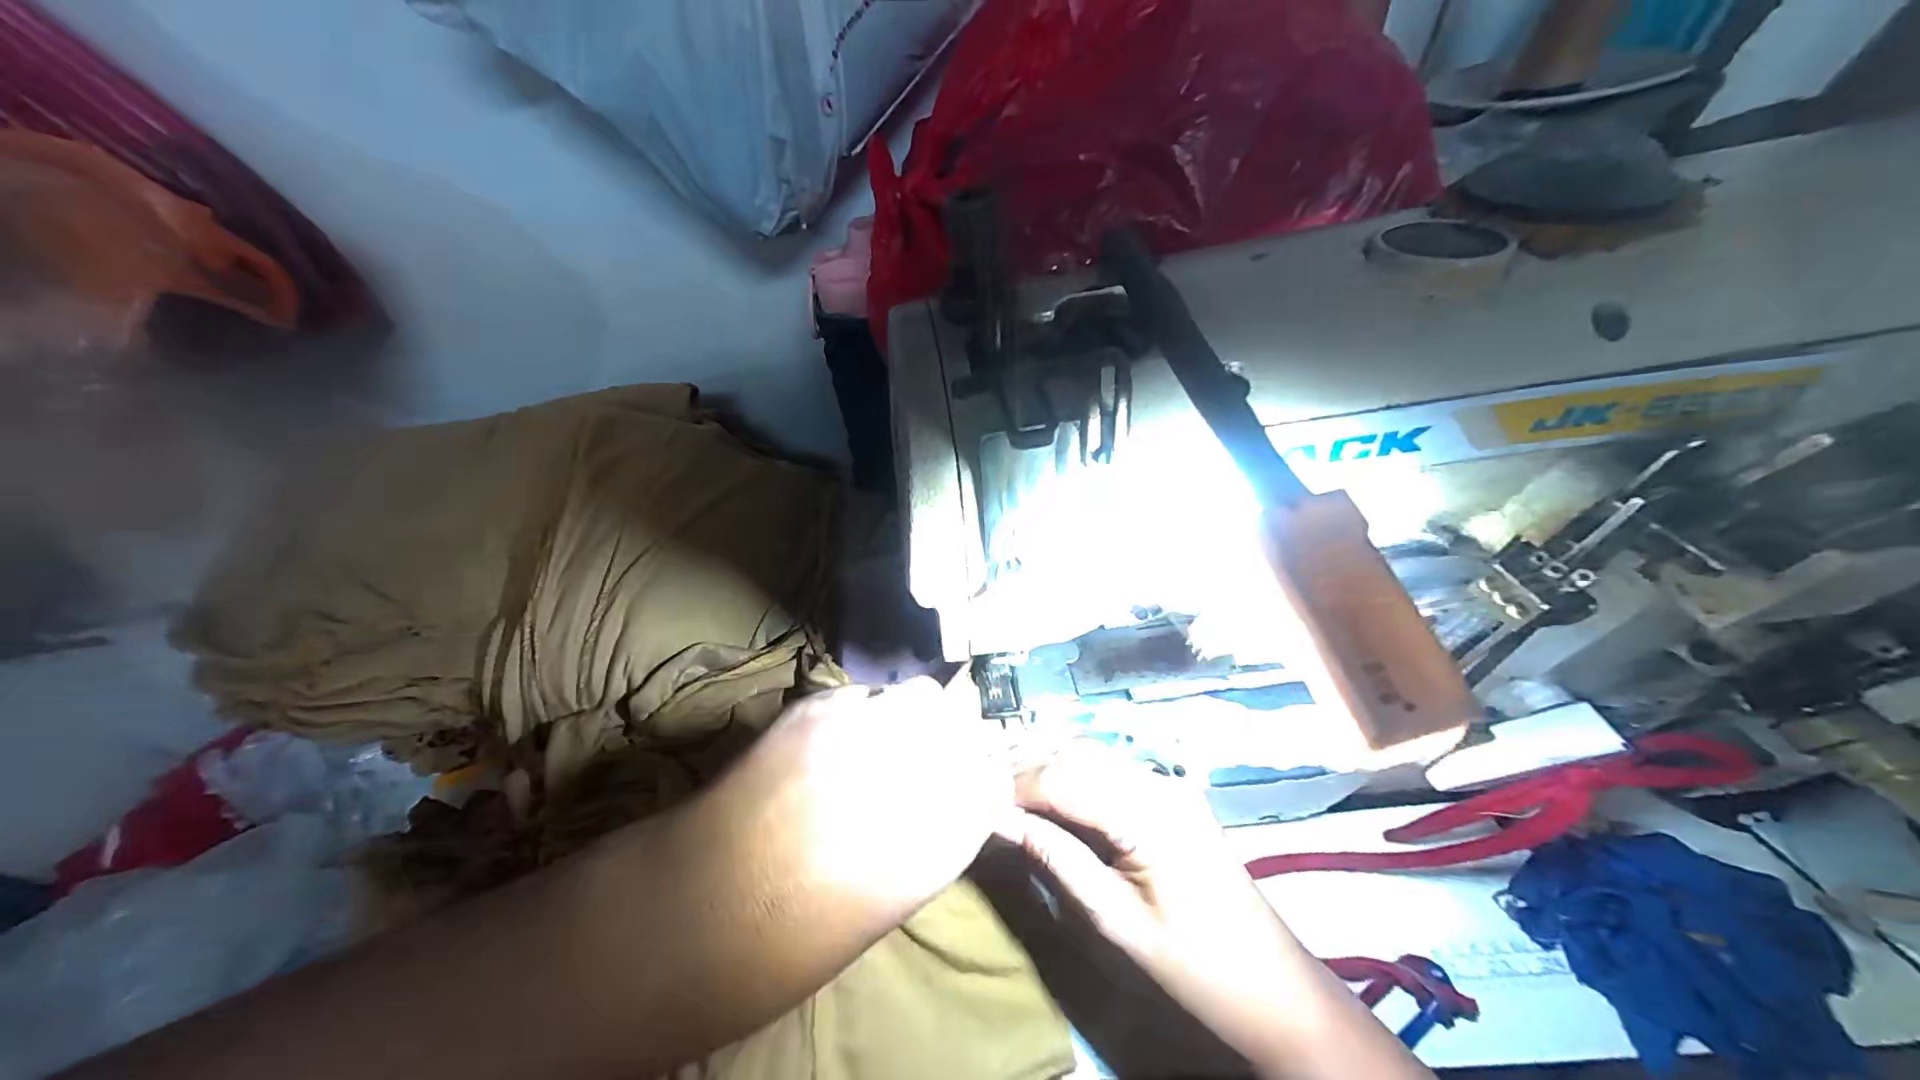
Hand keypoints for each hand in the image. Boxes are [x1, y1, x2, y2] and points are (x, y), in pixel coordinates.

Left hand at [706, 677, 1011, 919]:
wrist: (704, 906)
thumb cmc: (806, 926)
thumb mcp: (900, 891)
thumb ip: (941, 831)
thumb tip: (959, 790)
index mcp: (947, 833)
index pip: (995, 774)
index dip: (981, 773)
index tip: (967, 776)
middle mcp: (920, 768)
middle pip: (964, 722)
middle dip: (951, 735)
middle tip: (920, 755)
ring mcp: (868, 729)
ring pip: (920, 696)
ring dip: (910, 714)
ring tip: (879, 742)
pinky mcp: (819, 706)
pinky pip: (863, 696)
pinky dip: (860, 712)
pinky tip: (834, 743)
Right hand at [1002, 743, 1435, 1079]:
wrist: (1277, 993)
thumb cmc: (1194, 967)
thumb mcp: (1115, 925)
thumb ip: (1056, 862)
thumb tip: (998, 820)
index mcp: (1147, 811)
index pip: (1060, 776)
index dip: (1011, 788)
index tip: (973, 808)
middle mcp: (1157, 783)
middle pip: (1072, 756)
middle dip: (1023, 773)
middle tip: (982, 802)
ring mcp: (1167, 787)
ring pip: (1089, 758)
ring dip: (1045, 773)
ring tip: (1006, 803)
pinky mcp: (1170, 799)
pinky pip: (1109, 774)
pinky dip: (1072, 782)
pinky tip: (1050, 806)